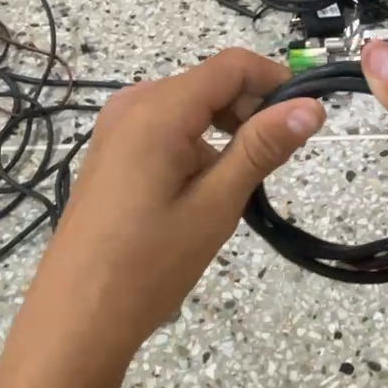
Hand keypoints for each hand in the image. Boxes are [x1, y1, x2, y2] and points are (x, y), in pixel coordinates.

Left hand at [24, 49, 325, 361]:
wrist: (75, 322)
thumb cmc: (148, 264)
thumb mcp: (216, 205)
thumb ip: (263, 147)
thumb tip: (312, 107)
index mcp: (158, 110)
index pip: (232, 65)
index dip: (276, 80)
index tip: (306, 116)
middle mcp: (133, 105)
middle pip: (211, 81)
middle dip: (253, 107)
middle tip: (277, 159)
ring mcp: (117, 127)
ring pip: (192, 104)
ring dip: (228, 128)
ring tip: (242, 180)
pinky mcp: (113, 151)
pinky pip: (168, 125)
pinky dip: (199, 142)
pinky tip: (204, 187)